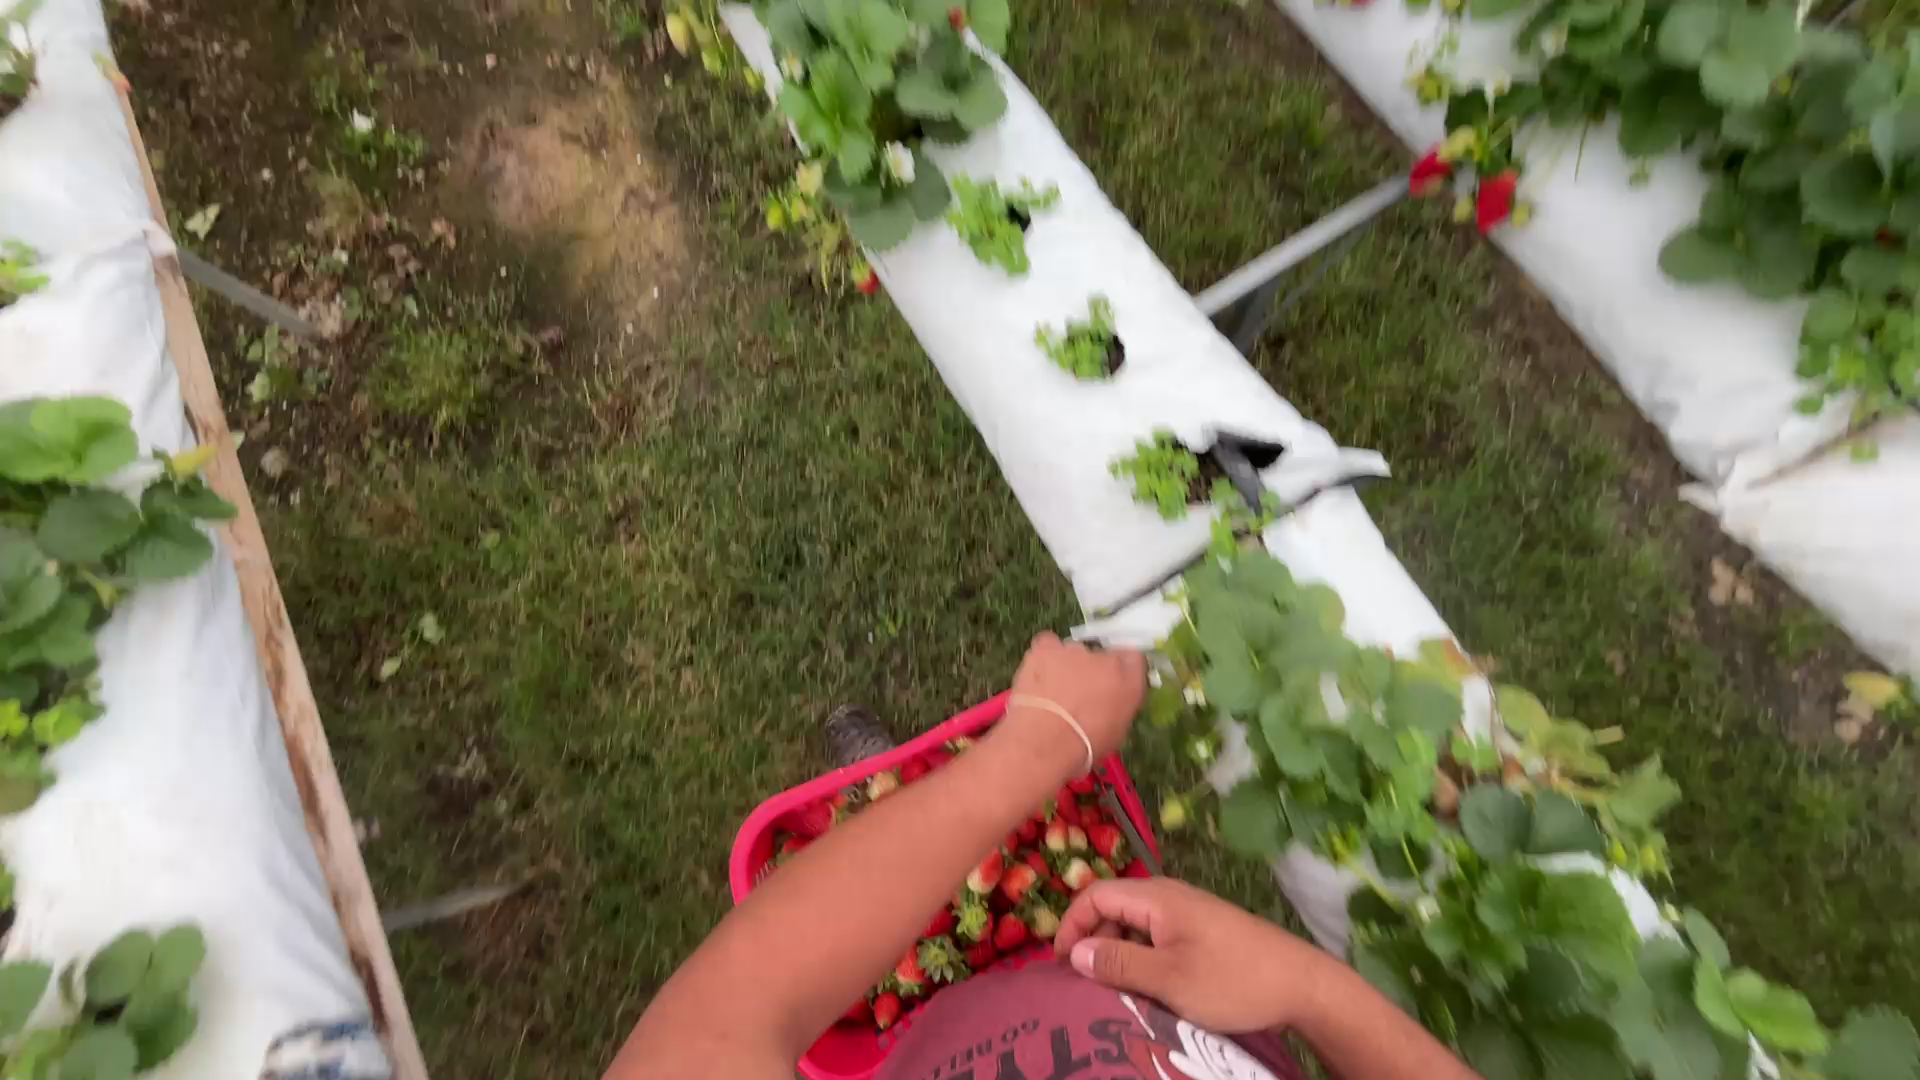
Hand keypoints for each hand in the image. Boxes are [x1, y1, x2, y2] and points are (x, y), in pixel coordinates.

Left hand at [1005, 633, 1145, 759]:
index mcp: (1130, 681)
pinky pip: (1048, 644)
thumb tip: (1108, 701)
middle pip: (1101, 655)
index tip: (1111, 685)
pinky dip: (1044, 655)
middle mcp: (1107, 659)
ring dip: (1067, 665)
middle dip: (1092, 671)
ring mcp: (1076, 650)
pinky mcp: (1047, 648)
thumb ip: (1117, 705)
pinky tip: (1038, 674)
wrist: (1046, 742)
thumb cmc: (1085, 748)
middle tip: (1079, 694)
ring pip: (1073, 651)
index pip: (1134, 659)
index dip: (1121, 670)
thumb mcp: (1116, 732)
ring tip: (1053, 689)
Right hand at [1053, 878, 1339, 1033]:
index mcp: (1155, 896)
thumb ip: (1120, 962)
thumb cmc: (1232, 979)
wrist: (1302, 983)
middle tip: (1083, 981)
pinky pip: (1154, 933)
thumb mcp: (1170, 979)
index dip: (1071, 924)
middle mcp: (1166, 894)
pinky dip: (1139, 953)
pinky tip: (1146, 985)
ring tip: (1111, 988)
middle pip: (1112, 905)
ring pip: (1133, 921)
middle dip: (1091, 938)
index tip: (1059, 964)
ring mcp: (1185, 911)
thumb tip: (1074, 951)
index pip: (1095, 894)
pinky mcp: (1200, 929)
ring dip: (1116, 949)